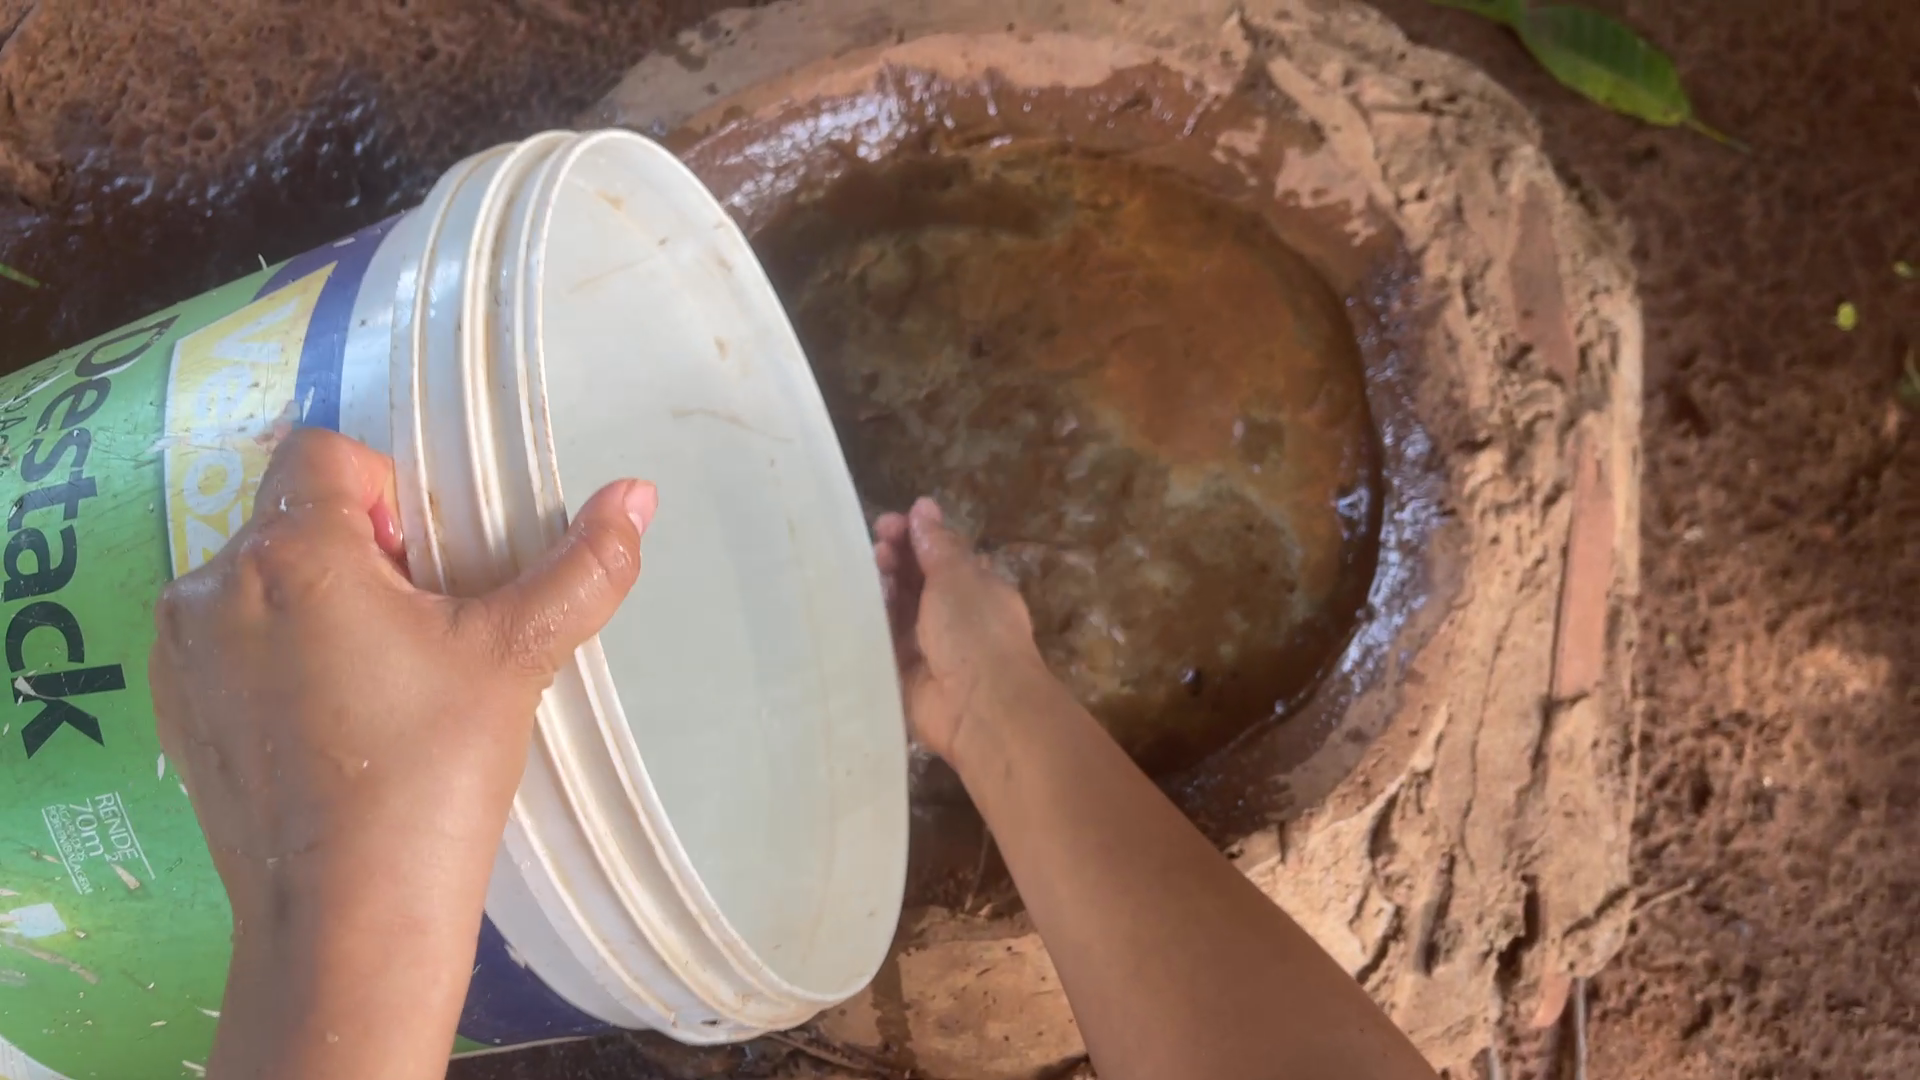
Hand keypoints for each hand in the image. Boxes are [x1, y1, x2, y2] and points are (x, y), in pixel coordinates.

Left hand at [149, 428, 654, 1078]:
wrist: (349, 913)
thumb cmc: (434, 761)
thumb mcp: (522, 650)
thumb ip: (585, 565)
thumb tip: (639, 490)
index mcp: (291, 557)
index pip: (327, 454)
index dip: (396, 487)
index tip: (444, 555)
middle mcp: (211, 590)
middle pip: (303, 516)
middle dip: (378, 546)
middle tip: (444, 615)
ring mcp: (183, 656)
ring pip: (275, 576)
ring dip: (339, 594)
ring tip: (404, 665)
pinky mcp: (181, 713)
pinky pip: (246, 635)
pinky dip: (299, 645)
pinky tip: (353, 710)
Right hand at [872, 498, 1054, 763]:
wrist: (980, 706)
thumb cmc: (976, 630)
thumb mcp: (958, 576)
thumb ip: (936, 544)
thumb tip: (924, 507)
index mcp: (977, 588)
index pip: (942, 554)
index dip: (918, 536)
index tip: (892, 522)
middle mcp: (954, 615)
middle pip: (917, 579)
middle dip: (896, 557)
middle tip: (876, 543)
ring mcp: (928, 645)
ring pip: (898, 608)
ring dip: (883, 585)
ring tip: (868, 568)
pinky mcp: (904, 673)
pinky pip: (882, 641)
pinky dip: (870, 622)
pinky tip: (854, 603)